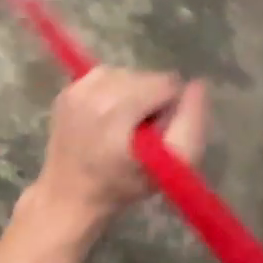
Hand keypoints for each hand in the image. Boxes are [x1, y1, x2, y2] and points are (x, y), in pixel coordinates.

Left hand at [34, 67, 207, 220]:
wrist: (70, 190)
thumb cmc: (123, 183)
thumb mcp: (172, 164)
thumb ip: (191, 123)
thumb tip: (198, 85)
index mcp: (116, 112)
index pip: (165, 84)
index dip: (173, 105)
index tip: (163, 130)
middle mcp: (91, 94)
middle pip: (143, 76)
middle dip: (152, 97)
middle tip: (145, 128)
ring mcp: (74, 90)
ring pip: (122, 72)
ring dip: (133, 91)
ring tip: (129, 120)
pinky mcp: (65, 92)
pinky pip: (101, 75)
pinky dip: (112, 88)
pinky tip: (110, 112)